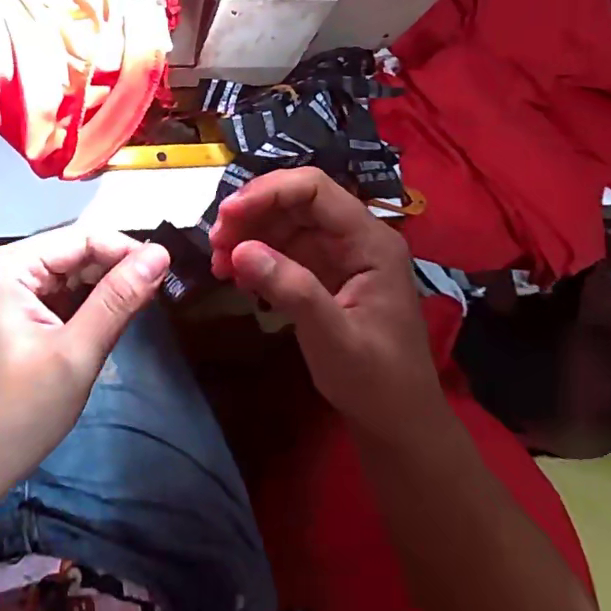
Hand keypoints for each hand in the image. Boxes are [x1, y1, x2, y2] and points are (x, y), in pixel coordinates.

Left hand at [0, 227, 170, 498]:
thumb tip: (160, 254)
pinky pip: (68, 292)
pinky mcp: (25, 309)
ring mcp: (16, 287)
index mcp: (12, 265)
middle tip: (163, 288)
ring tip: (148, 300)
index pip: (83, 238)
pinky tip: (122, 312)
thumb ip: (118, 299)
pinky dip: (96, 301)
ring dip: (111, 284)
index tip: (168, 269)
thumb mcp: (76, 353)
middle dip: (120, 267)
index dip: (127, 250)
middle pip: (79, 251)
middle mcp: (11, 265)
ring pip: (77, 271)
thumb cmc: (21, 411)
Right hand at [208, 167, 441, 441]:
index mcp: (370, 241)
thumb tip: (240, 249)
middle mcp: (353, 237)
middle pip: (293, 200)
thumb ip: (293, 291)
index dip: (267, 192)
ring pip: (282, 221)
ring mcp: (336, 253)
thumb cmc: (377, 382)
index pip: (314, 189)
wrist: (396, 421)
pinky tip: (233, 275)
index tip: (227, 215)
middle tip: (214, 243)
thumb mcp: (335, 340)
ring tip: (218, 262)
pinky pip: (280, 246)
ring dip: (246, 233)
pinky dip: (252, 254)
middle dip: (250, 213)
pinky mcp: (320, 271)